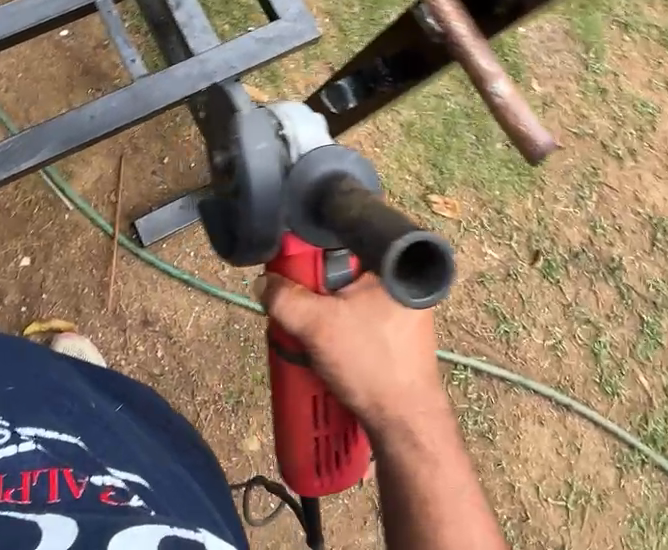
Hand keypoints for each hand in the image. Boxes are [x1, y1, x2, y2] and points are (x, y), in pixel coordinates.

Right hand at [256, 272, 448, 433]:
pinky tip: (321, 349)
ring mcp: (401, 313)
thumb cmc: (370, 365)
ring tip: (305, 333)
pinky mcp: (395, 337)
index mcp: (393, 266)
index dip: (310, 255)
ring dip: (320, 315)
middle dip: (312, 291)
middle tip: (297, 309)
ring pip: (345, 299)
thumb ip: (284, 297)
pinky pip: (355, 320)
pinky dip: (335, 330)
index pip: (340, 241)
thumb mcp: (316, 325)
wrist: (405, 427)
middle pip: (340, 272)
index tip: (290, 273)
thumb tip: (263, 282)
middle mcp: (402, 284)